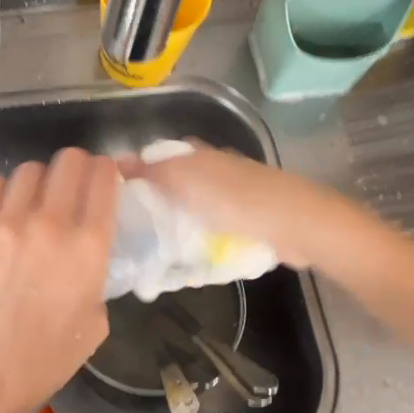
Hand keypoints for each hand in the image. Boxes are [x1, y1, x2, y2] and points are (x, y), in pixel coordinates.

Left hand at [0, 148, 120, 412]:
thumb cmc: (46, 359)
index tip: (99, 180)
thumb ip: (96, 276)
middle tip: (67, 187)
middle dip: (74, 168)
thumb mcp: (96, 320)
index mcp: (91, 246)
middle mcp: (52, 223)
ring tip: (29, 203)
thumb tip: (86, 252)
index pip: (104, 178)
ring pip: (29, 170)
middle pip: (69, 161)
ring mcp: (7, 223)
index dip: (104, 172)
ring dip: (36, 182)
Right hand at [119, 146, 349, 267]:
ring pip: (194, 208)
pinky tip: (189, 257)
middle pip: (176, 184)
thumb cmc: (237, 199)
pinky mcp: (249, 221)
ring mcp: (234, 196)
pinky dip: (202, 239)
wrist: (297, 224)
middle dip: (156, 203)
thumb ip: (152, 172)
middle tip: (132, 229)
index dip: (137, 173)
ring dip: (178, 224)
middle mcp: (215, 169)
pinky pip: (214, 229)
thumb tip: (119, 162)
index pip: (158, 157)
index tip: (116, 199)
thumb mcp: (186, 181)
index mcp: (199, 154)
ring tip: (154, 248)